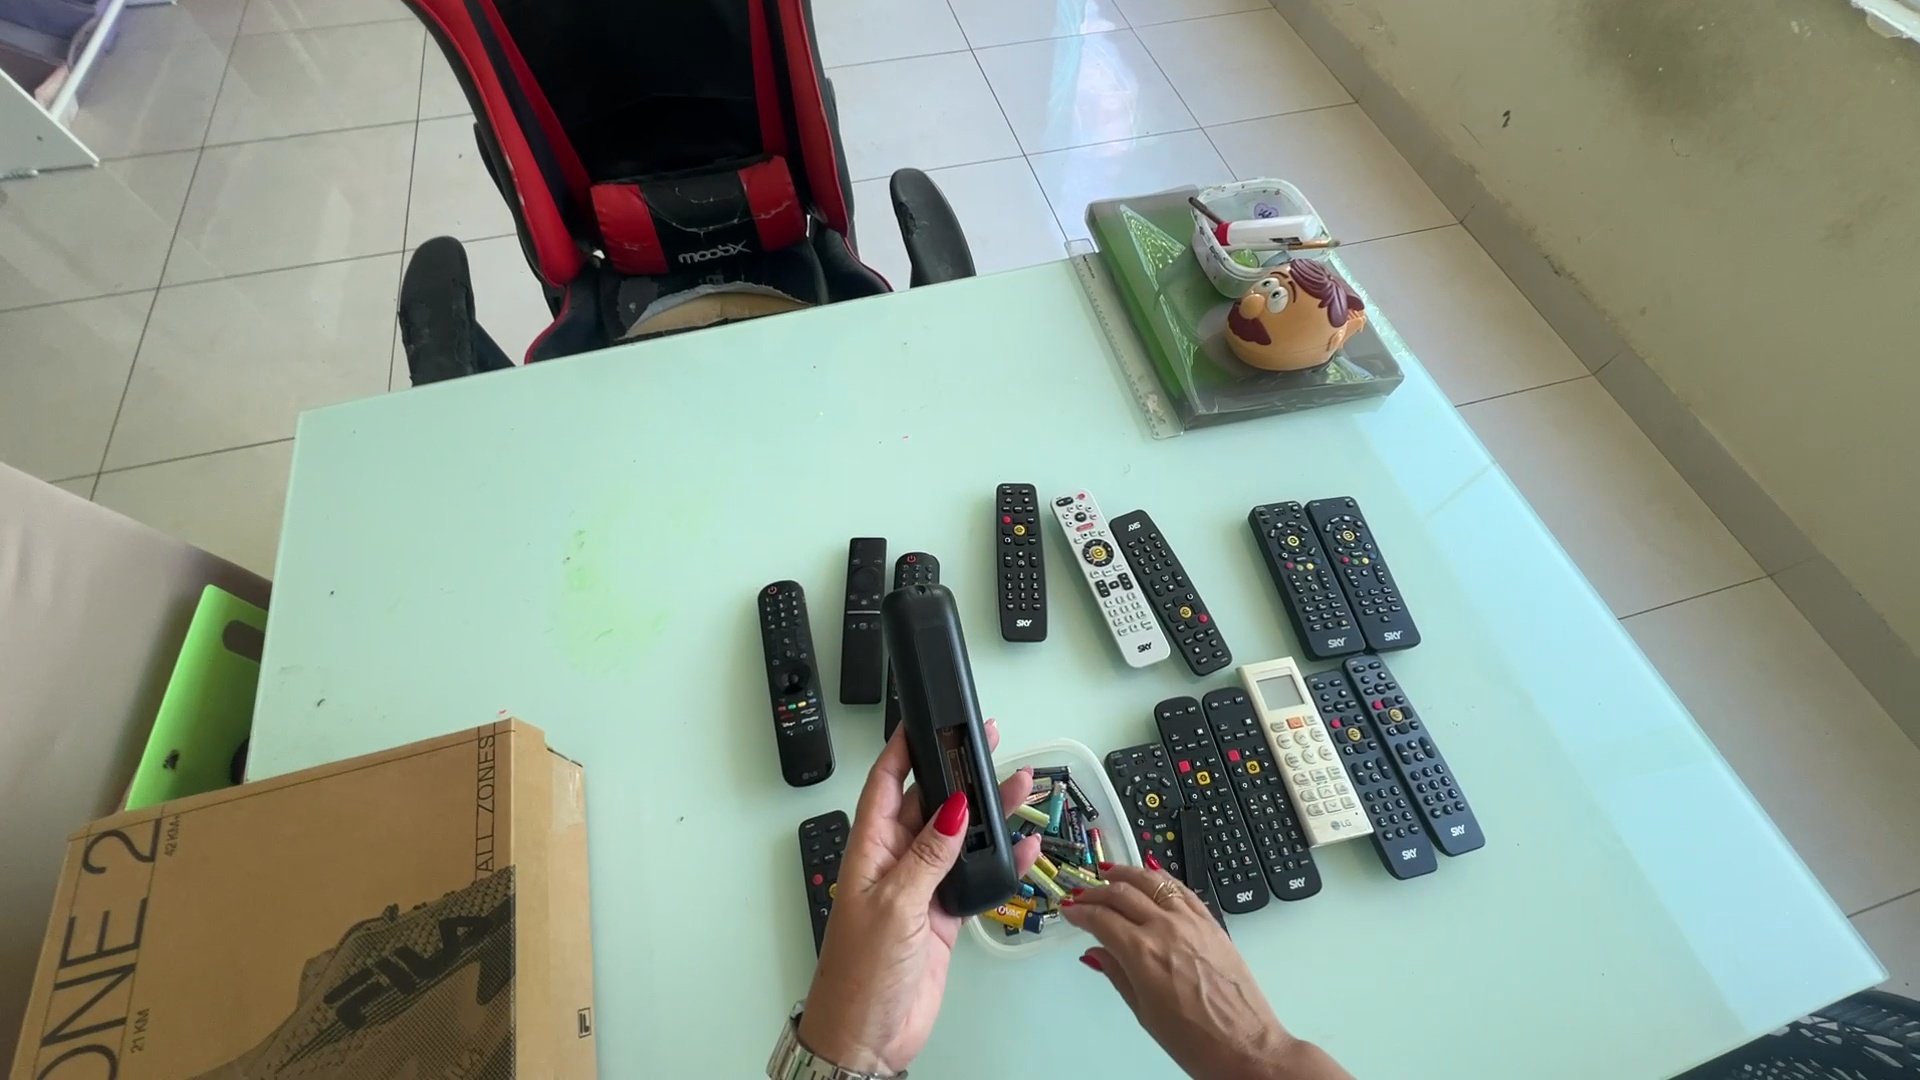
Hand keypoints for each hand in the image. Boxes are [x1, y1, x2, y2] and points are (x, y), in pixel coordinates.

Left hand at [798, 719, 1042, 1074]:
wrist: (870, 1037)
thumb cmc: (859, 974)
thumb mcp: (895, 905)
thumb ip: (928, 855)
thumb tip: (953, 809)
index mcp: (872, 847)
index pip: (887, 782)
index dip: (903, 748)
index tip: (924, 719)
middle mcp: (897, 858)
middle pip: (931, 801)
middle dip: (958, 772)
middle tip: (987, 743)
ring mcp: (923, 883)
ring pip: (960, 834)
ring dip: (988, 811)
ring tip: (1019, 784)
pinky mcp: (944, 910)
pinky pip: (976, 873)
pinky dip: (1001, 859)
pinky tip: (1024, 845)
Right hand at [1063, 865, 1352, 1079]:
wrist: (1248, 1049)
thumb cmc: (1195, 1041)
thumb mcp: (1145, 1013)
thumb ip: (1116, 974)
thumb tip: (1093, 952)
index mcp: (1142, 953)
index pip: (1101, 918)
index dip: (1080, 911)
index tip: (1069, 910)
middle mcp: (1164, 928)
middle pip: (1120, 893)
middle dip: (1095, 891)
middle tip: (1082, 894)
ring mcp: (1189, 921)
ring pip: (1149, 880)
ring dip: (1124, 873)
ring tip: (1108, 873)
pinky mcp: (1210, 921)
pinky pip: (1180, 888)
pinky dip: (1160, 877)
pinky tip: (1149, 875)